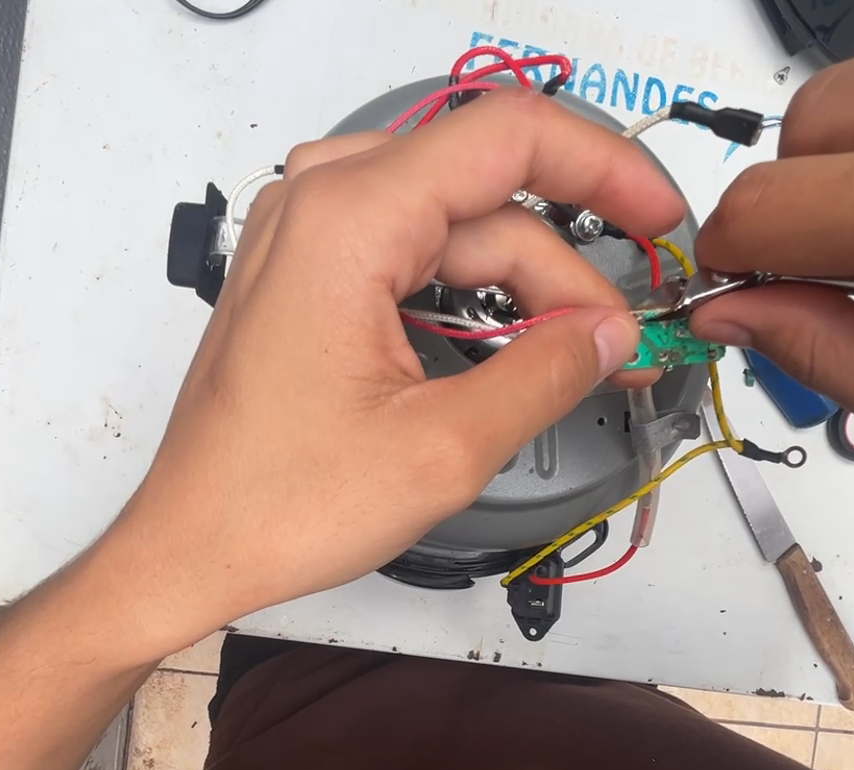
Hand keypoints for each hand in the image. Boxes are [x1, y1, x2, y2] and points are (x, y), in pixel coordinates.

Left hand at [100, 90, 683, 647]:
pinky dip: (470, 304)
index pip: (510, 137)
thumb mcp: (444, 447)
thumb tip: (610, 336)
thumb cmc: (283, 505)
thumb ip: (547, 375)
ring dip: (522, 295)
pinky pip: (413, 265)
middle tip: (619, 352)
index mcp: (348, 220)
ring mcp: (308, 244)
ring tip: (572, 362)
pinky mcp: (309, 284)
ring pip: (454, 236)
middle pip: (487, 204)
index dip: (605, 170)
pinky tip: (505, 354)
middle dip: (565, 279)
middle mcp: (320, 207)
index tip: (660, 222)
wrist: (193, 548)